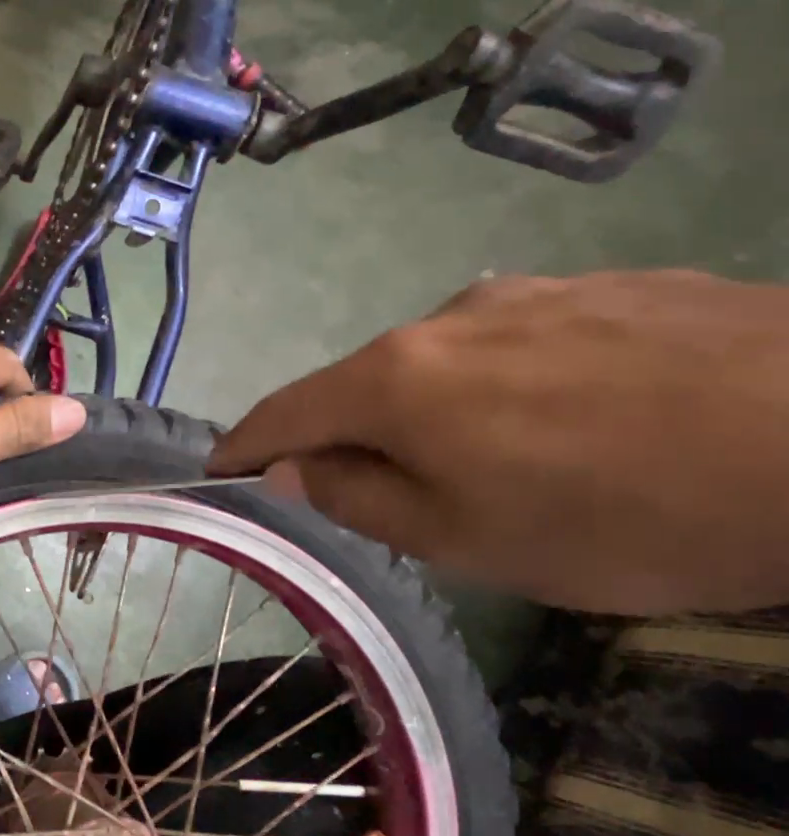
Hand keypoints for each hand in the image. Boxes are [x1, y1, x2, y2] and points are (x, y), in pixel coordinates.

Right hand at [208, 271, 788, 614]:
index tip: (219, 475)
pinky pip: (521, 342)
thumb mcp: (463, 539)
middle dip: (345, 435)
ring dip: (430, 409)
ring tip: (487, 463)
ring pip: (443, 360)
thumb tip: (293, 469)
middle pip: (361, 383)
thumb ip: (357, 498)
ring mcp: (536, 294)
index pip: (281, 412)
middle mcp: (449, 318)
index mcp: (395, 380)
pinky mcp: (617, 287)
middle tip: (372, 495)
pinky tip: (570, 423)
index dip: (241, 446)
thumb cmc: (623, 516)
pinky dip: (505, 384)